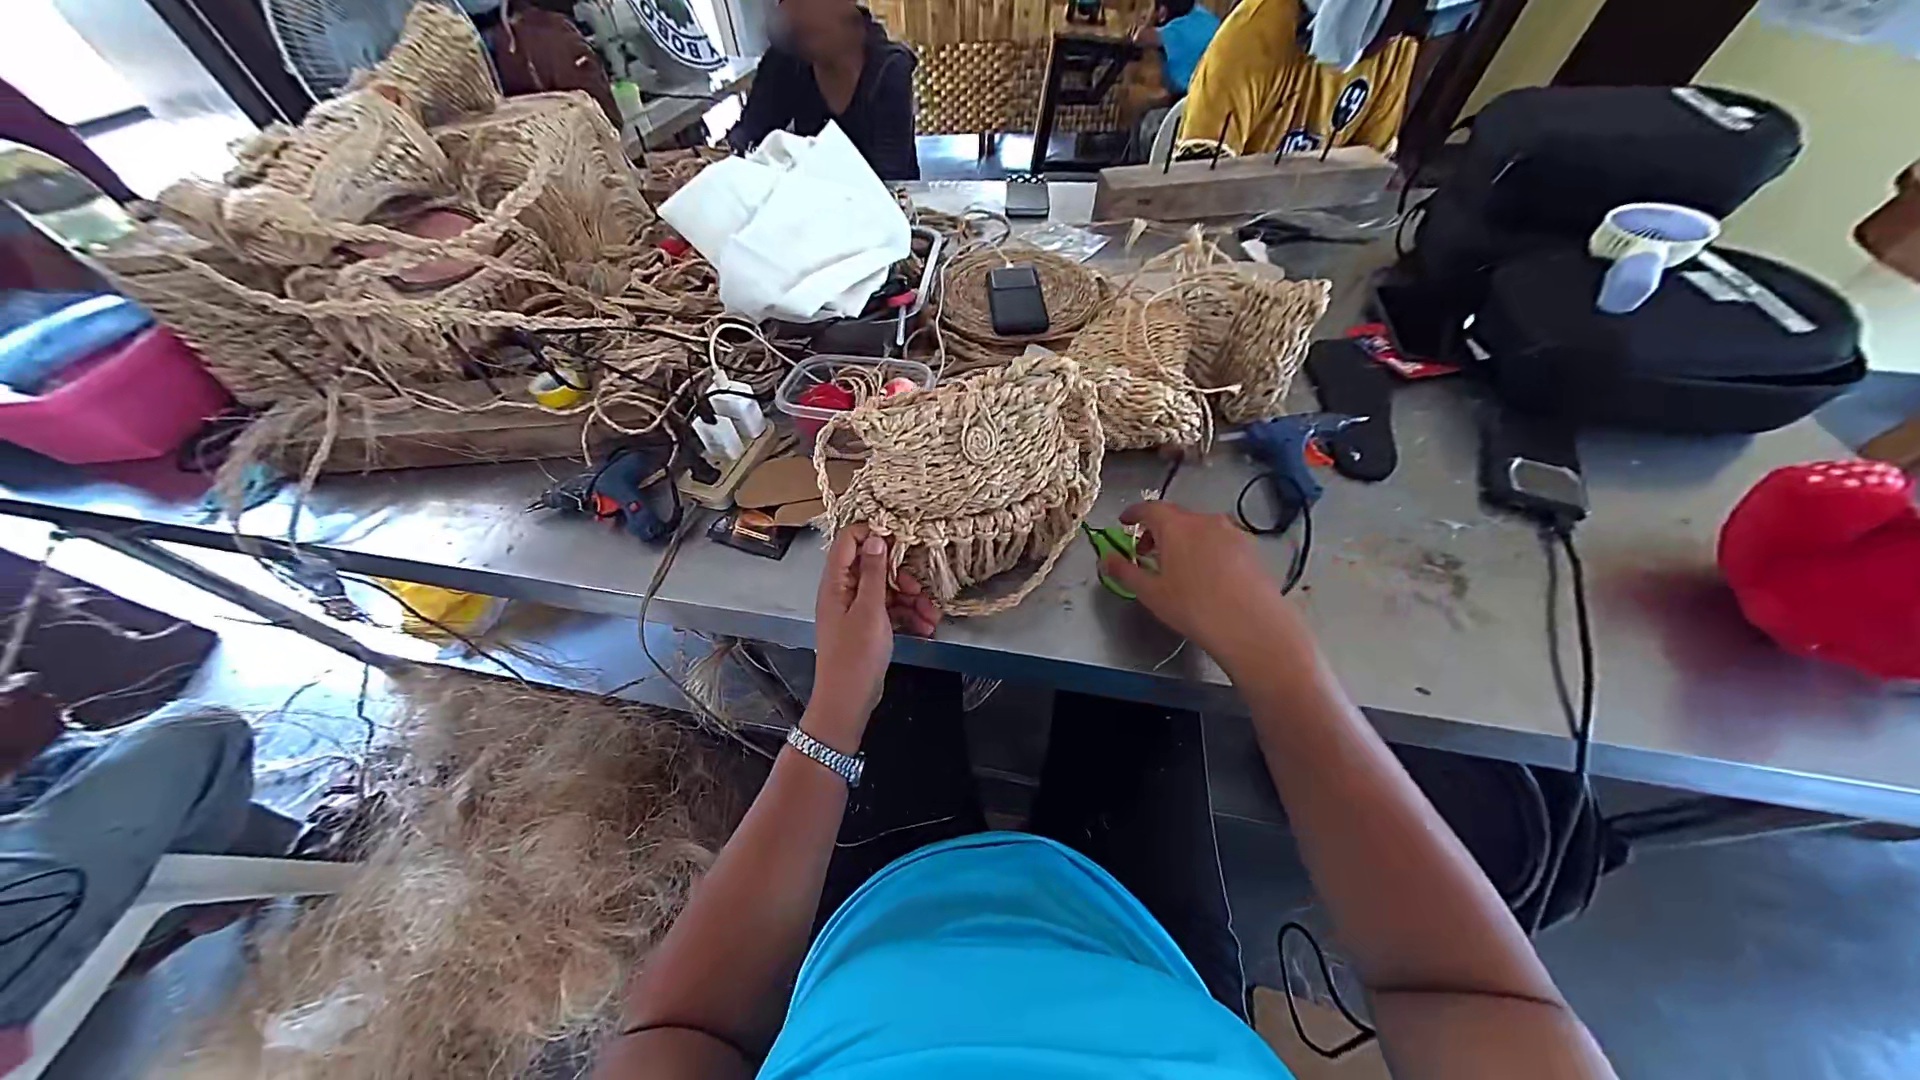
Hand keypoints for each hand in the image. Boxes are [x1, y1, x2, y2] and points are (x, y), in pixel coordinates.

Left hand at [808, 526, 938, 747]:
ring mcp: (856, 608)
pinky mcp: (868, 624)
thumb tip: (877, 538)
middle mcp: (844, 590)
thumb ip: (874, 572)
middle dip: (901, 575)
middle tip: (918, 589)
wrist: (848, 700)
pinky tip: (926, 627)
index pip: (849, 540)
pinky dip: (907, 615)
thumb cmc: (855, 655)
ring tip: (930, 616)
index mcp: (835, 582)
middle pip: (874, 565)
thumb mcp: (869, 610)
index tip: (903, 541)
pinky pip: (890, 609)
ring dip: (911, 599)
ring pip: (887, 589)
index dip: (874, 534)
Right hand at [1098, 501, 1311, 678]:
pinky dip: (1203, 548)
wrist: (1252, 625)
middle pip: (1175, 516)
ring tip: (1175, 566)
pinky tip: (1203, 574)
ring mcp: (1232, 532)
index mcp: (1176, 526)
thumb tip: (1105, 559)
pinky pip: (1218, 540)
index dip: (1133, 513)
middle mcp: (1205, 521)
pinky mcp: (1250, 548)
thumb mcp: (1150, 593)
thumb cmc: (1193, 607)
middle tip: (1145, 552)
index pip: (1149, 508)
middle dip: (1156, 530)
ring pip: (1198, 528)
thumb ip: (1125, 571)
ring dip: (1181, 539)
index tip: (1124, 522)